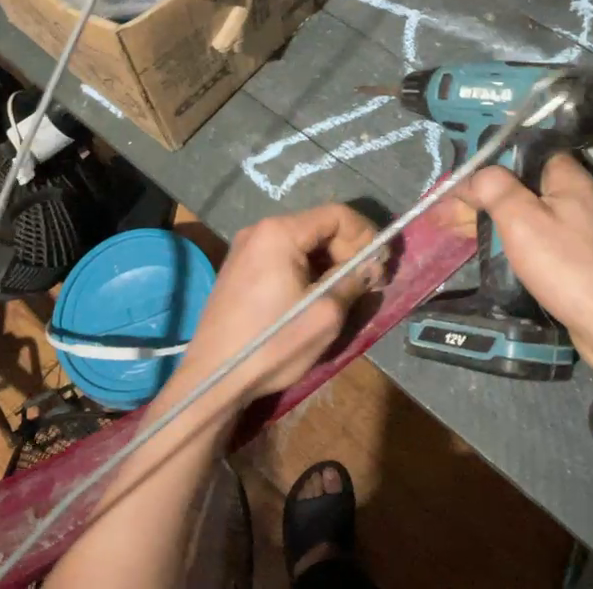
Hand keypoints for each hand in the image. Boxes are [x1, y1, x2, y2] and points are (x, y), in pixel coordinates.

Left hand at [173, 204, 381, 408]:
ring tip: (344, 293)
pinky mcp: (238, 269)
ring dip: (328, 263)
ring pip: (301, 243)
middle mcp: (259, 230)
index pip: (337, 215)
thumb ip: (353, 281)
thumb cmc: (272, 344)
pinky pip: (282, 256)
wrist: (213, 378)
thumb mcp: (325, 315)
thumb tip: (370, 265)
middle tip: (367, 282)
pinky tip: (313, 298)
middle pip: (318, 227)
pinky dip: (305, 270)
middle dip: (348, 250)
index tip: (379, 266)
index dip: (365, 236)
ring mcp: (244, 248)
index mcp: (279, 232)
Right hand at [452, 155, 592, 369]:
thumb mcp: (521, 219)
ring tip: (465, 231)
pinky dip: (519, 243)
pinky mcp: (583, 260)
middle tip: (457, 210)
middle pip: (529, 185)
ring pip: (534, 214)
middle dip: (492, 195)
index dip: (498, 160)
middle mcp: (581, 199)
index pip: (531, 151)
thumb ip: (496, 188)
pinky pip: (544, 240)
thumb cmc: (565, 265)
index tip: (469, 176)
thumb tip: (477, 174)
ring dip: (502, 221)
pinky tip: (498, 254)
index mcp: (570, 179)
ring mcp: (584, 231)